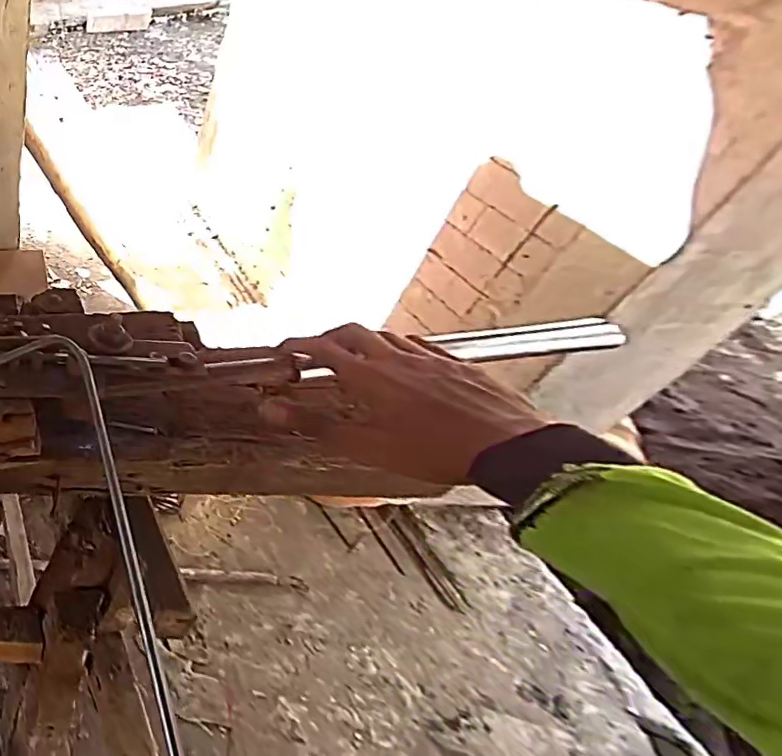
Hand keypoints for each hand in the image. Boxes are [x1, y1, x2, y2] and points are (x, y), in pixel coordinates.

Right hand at [277, 324, 554, 484]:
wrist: (510, 447)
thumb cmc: (438, 450)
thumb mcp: (368, 445)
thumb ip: (316, 425)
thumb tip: (271, 410)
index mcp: (369, 376)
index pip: (321, 348)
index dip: (297, 345)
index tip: (284, 349)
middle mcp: (394, 358)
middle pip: (351, 332)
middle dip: (328, 337)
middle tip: (318, 349)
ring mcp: (428, 358)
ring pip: (385, 335)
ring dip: (364, 340)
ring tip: (358, 355)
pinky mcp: (456, 364)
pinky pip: (420, 345)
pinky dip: (400, 347)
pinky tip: (405, 359)